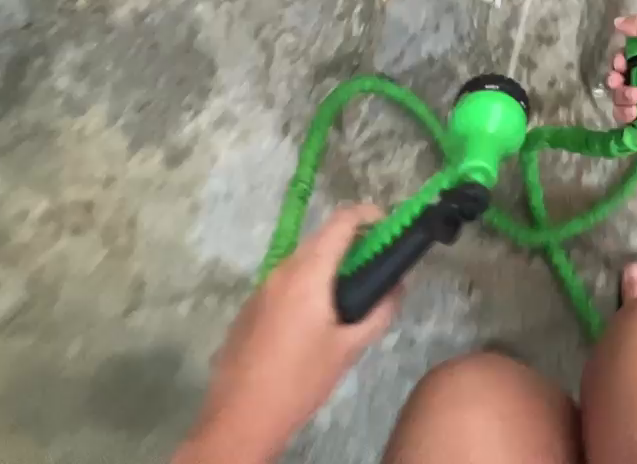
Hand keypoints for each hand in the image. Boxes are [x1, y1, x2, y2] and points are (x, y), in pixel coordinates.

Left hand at [175, 206, 399, 463]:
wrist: (238, 421)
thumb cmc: (300, 381)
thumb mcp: (349, 349)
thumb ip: (380, 311)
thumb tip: (398, 286)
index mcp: (308, 272)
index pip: (342, 221)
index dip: (368, 214)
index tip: (388, 226)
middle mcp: (282, 270)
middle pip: (322, 237)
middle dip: (351, 241)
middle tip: (375, 263)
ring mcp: (261, 288)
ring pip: (302, 259)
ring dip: (329, 263)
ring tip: (348, 293)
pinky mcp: (249, 308)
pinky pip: (285, 281)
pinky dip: (307, 282)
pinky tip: (313, 320)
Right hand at [605, 11, 636, 156]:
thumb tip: (618, 21)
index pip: (632, 51)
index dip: (621, 55)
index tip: (620, 61)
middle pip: (622, 73)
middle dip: (616, 76)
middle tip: (619, 80)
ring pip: (620, 94)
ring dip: (622, 95)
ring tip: (635, 100)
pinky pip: (623, 114)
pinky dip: (625, 113)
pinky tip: (635, 115)